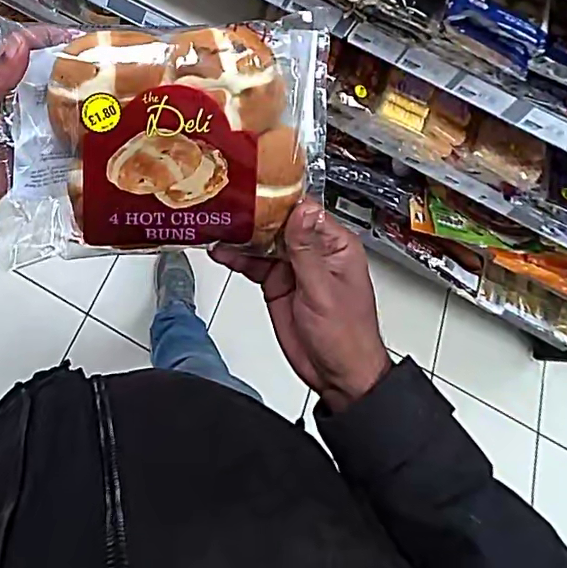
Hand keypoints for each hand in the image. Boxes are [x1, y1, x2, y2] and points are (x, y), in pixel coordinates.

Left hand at [0, 26, 76, 217]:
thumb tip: (19, 46)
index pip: (14, 49)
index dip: (41, 40)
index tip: (69, 36)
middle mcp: (0, 99)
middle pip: (37, 75)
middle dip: (62, 69)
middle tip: (93, 65)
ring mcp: (14, 124)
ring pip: (47, 104)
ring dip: (67, 99)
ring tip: (96, 93)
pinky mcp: (25, 149)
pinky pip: (49, 137)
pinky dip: (65, 132)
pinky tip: (84, 127)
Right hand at [212, 200, 390, 412]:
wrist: (339, 378)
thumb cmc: (348, 337)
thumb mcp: (323, 290)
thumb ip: (306, 250)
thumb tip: (301, 210)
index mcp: (335, 245)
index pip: (304, 210)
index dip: (279, 199)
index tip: (256, 189)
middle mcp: (314, 250)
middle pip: (279, 221)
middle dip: (254, 214)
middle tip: (229, 206)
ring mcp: (294, 266)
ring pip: (263, 240)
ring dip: (242, 235)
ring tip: (219, 226)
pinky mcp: (278, 282)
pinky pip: (254, 263)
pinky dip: (237, 257)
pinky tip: (222, 252)